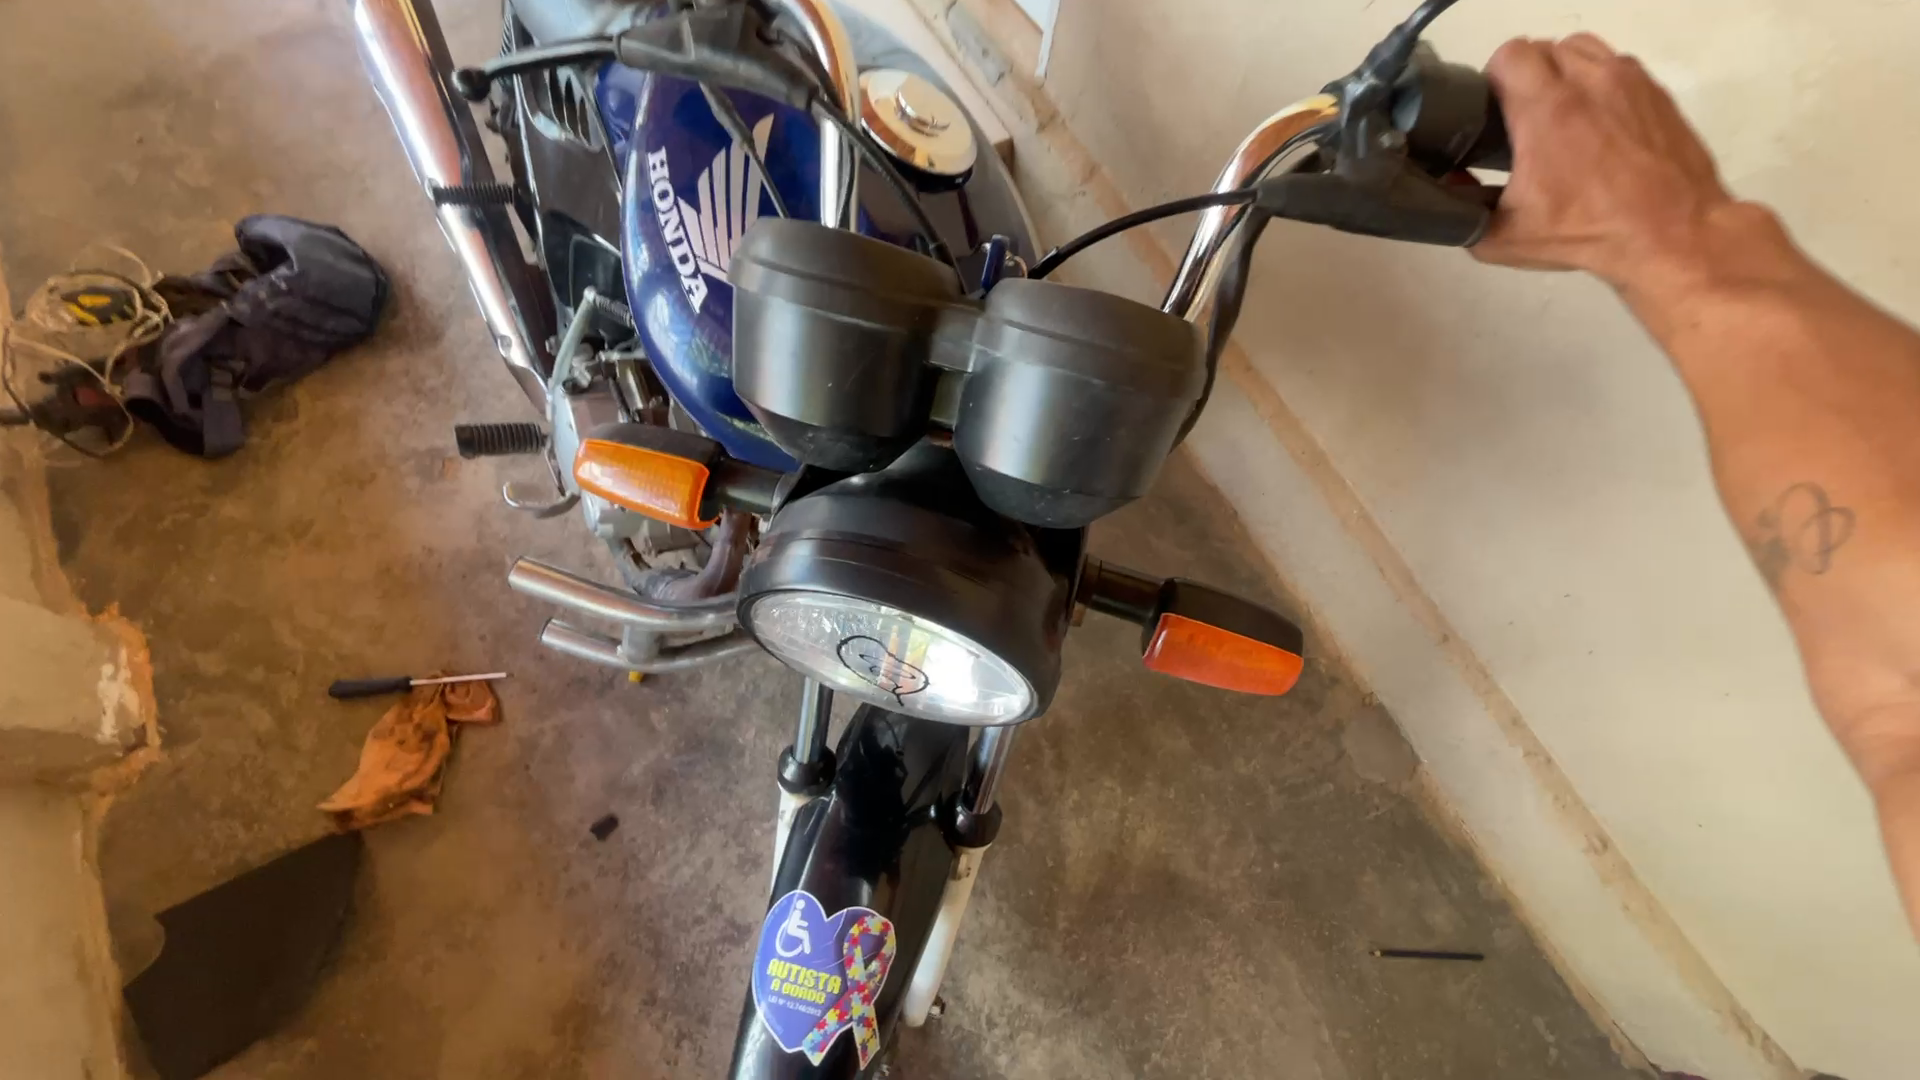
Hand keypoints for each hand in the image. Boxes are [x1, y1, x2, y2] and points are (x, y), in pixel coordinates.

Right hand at [1472, 34, 1738, 294]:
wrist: (1667, 229)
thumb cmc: (1581, 232)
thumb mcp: (1498, 236)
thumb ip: (1461, 209)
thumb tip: (1451, 181)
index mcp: (1545, 111)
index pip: (1510, 55)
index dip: (1490, 78)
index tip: (1485, 108)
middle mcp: (1589, 82)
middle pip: (1543, 47)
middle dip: (1521, 75)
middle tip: (1512, 116)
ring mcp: (1627, 80)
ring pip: (1580, 48)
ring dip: (1558, 72)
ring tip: (1549, 113)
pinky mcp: (1654, 89)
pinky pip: (1613, 65)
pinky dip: (1592, 82)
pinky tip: (1586, 122)